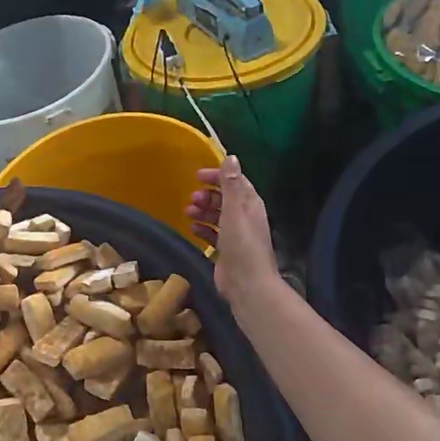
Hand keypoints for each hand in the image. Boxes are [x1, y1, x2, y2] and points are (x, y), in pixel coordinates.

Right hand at [187, 156, 278, 298]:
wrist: (247, 283)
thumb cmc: (241, 243)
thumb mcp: (235, 210)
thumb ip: (231, 184)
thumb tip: (231, 157)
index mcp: (250, 205)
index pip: (235, 182)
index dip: (218, 176)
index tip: (198, 176)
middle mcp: (245, 217)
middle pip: (225, 199)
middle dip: (208, 195)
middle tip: (193, 198)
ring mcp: (236, 235)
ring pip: (217, 216)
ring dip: (203, 211)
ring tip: (188, 211)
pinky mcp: (227, 250)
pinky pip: (213, 234)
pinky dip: (203, 228)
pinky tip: (192, 229)